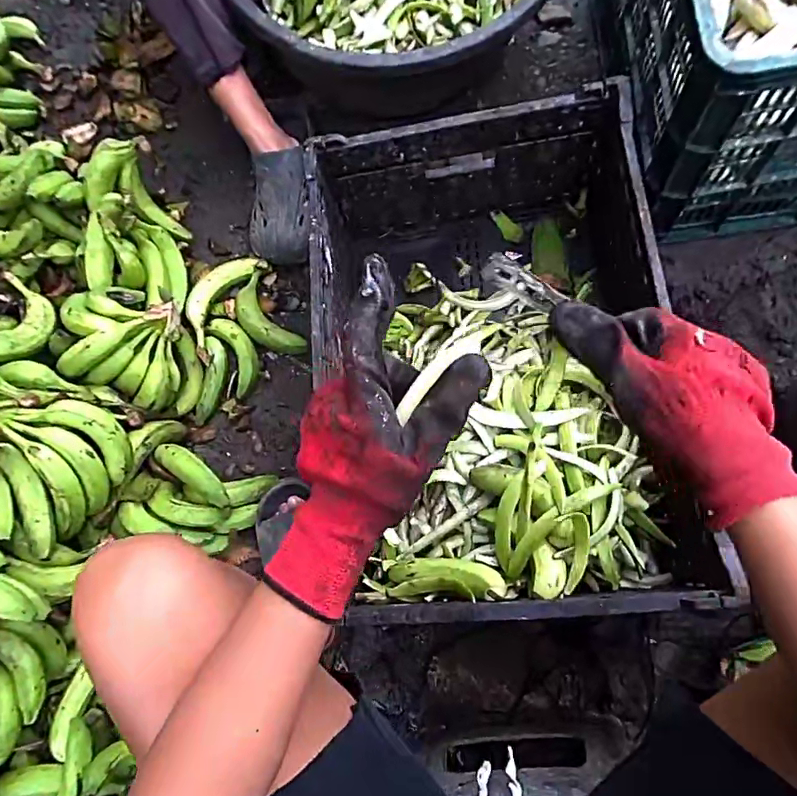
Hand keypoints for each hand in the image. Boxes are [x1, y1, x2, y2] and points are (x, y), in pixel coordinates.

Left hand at [263, 255, 488, 621]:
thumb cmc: (380, 485)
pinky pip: (356, 401)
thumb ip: (449, 402)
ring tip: (403, 440)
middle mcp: (335, 389)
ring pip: (370, 386)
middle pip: (378, 365)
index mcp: (359, 387)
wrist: (338, 522)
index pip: (364, 331)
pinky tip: (382, 445)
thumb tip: (475, 364)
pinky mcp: (322, 420)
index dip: (374, 300)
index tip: (378, 273)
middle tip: (419, 420)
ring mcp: (325, 405)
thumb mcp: (425, 445)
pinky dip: (376, 412)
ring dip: (392, 402)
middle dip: (405, 384)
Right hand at [552, 304, 796, 528]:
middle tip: (618, 398)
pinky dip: (689, 411)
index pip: (636, 321)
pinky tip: (679, 432)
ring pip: (683, 376)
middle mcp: (714, 345)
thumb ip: (599, 344)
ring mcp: (736, 376)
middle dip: (638, 369)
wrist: (737, 467)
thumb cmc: (679, 418)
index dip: (609, 341)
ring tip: (647, 420)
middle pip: (660, 351)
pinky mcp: (748, 407)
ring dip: (664, 392)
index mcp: (683, 332)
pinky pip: (707, 400)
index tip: (594, 367)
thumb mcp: (630, 378)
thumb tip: (563, 311)